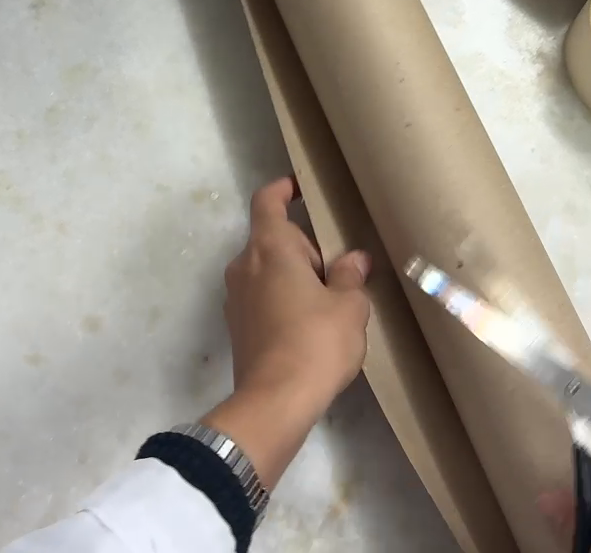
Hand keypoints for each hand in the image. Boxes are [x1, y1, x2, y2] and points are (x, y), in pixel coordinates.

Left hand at [200, 178, 372, 487]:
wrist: (274, 402)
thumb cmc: (315, 342)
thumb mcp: (349, 306)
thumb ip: (350, 276)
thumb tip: (354, 259)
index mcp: (269, 247)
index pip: (267, 200)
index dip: (283, 188)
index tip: (300, 187)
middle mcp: (244, 264)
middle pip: (272, 239)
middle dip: (303, 247)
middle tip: (337, 270)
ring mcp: (235, 297)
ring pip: (266, 270)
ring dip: (292, 276)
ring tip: (327, 302)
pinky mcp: (236, 327)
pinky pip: (261, 297)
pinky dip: (282, 300)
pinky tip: (307, 327)